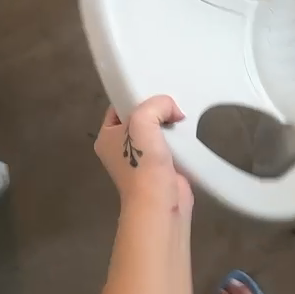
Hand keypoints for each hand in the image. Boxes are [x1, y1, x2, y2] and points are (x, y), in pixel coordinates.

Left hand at [93, 97, 190, 213]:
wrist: (159, 202)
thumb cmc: (142, 161)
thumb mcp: (143, 119)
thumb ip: (157, 104)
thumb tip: (174, 112)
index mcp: (107, 137)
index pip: (119, 107)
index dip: (135, 96)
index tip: (155, 91)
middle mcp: (121, 147)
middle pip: (141, 117)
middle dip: (157, 110)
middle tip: (172, 103)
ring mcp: (141, 159)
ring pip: (157, 130)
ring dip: (170, 124)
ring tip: (181, 116)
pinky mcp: (162, 168)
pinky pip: (170, 145)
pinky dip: (179, 139)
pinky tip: (188, 132)